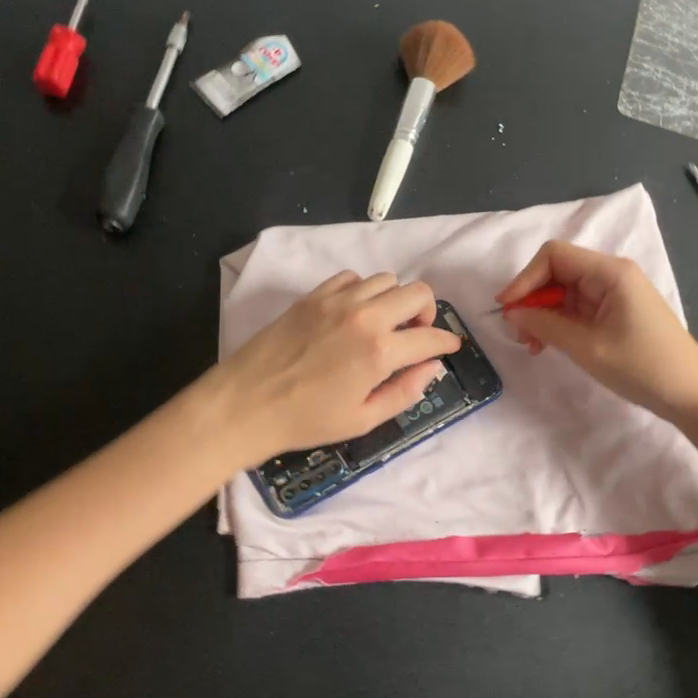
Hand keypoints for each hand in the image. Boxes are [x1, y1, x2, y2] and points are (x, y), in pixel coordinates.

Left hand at [206, 271, 462, 461]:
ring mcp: (336, 301)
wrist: (246, 404)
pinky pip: (351, 277)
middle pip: (417, 292)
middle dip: (428, 312)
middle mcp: (364, 317)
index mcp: (379, 352)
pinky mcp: (313, 296)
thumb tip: (431, 367)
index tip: (450, 346)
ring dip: (395, 299)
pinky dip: (363, 290)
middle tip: (416, 334)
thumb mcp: (363, 419)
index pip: (430, 336)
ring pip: (386, 279)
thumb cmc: (306, 420)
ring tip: (385, 323)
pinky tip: (354, 312)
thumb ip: (404, 392)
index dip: (447, 342)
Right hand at [497, 241, 697, 422]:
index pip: (554, 256)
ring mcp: (614, 296)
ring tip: (532, 345)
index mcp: (611, 272)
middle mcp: (612, 276)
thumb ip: (546, 325)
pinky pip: (576, 310)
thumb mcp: (587, 347)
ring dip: (542, 315)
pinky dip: (557, 324)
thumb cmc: (643, 367)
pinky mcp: (615, 315)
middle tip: (518, 334)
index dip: (525, 277)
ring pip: (563, 293)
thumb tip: (513, 313)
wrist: (692, 396)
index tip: (505, 308)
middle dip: (531, 299)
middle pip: (557, 272)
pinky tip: (548, 345)